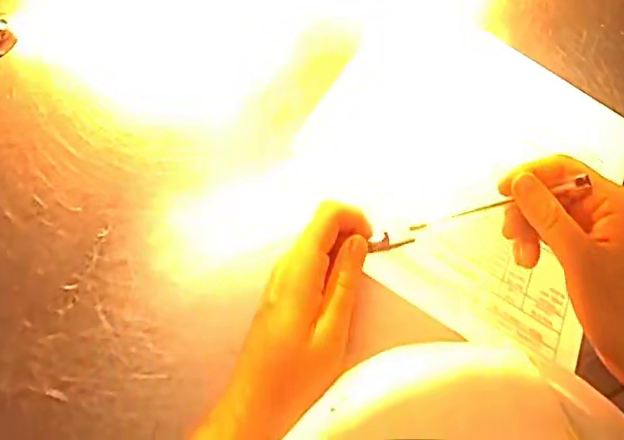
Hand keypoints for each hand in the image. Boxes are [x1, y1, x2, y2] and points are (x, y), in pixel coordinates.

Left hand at [194, 203, 370, 439]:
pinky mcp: (282, 289)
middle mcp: (285, 268)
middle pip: (324, 223)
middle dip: (352, 233)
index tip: (370, 240)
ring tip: (355, 282)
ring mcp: (281, 278)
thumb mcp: (332, 331)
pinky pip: (311, 258)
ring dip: (343, 250)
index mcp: (298, 271)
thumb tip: (358, 243)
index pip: (328, 213)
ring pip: (318, 240)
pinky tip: (338, 294)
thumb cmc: (289, 380)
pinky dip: (331, 264)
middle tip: (368, 262)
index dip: (355, 217)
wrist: (253, 410)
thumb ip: (346, 279)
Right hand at [498, 156, 623, 389]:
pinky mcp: (590, 251)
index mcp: (612, 201)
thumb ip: (548, 216)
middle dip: (529, 209)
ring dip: (532, 228)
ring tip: (524, 255)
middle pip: (556, 190)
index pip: (565, 169)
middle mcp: (606, 210)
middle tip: (512, 232)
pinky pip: (557, 233)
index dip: (532, 174)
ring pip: (553, 212)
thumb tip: (523, 182)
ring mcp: (598, 231)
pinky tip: (533, 258)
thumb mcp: (579, 259)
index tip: (505, 189)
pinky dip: (540, 242)